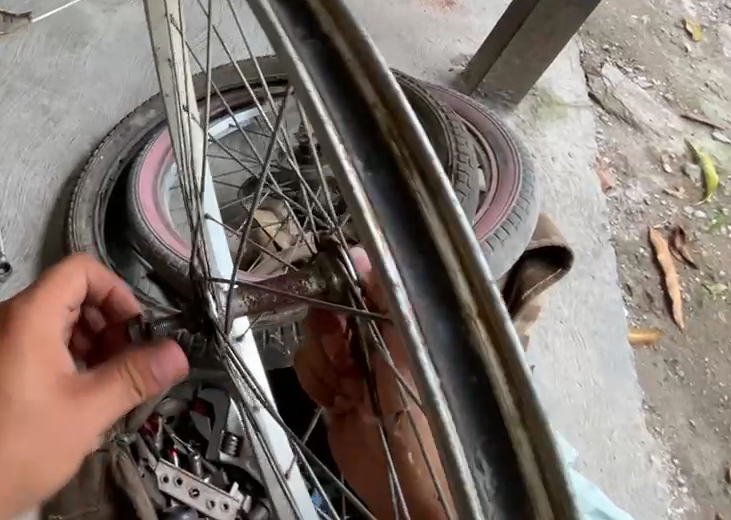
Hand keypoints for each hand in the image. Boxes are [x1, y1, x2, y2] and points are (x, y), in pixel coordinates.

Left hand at [0, 254, 188, 519]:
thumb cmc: (18, 446)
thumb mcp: (87, 410)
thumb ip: (134, 376)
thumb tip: (176, 354)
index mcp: (31, 313)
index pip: (82, 269)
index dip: (117, 292)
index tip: (137, 330)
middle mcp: (12, 315)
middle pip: (71, 292)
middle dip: (108, 321)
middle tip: (128, 362)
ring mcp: (1, 338)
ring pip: (57, 318)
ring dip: (90, 341)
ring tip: (108, 383)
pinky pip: (40, 339)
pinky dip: (68, 355)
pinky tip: (81, 394)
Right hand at [293, 250, 449, 519]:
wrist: (406, 480)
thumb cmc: (425, 412)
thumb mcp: (410, 342)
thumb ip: (385, 294)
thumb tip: (358, 251)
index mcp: (402, 315)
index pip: (363, 274)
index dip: (340, 276)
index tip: (330, 285)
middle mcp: (376, 332)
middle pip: (329, 302)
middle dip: (329, 327)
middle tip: (344, 351)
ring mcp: (353, 360)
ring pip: (312, 334)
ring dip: (324, 361)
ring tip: (349, 386)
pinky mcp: (331, 385)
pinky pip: (305, 365)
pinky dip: (317, 382)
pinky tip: (338, 400)